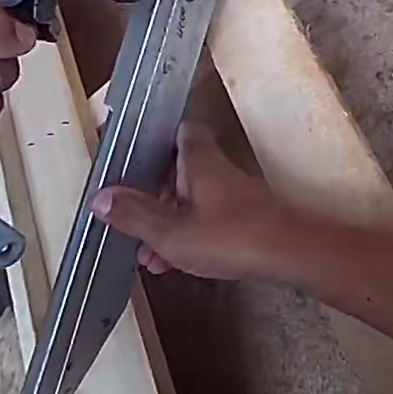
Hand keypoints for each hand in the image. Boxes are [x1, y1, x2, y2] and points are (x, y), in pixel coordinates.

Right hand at [93, 124, 301, 279]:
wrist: (290, 252)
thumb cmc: (233, 236)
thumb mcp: (171, 232)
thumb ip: (135, 215)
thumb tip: (101, 197)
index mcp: (199, 162)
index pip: (180, 132)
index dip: (156, 139)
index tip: (133, 155)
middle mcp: (218, 170)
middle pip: (179, 171)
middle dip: (153, 196)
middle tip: (133, 222)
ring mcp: (234, 193)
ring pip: (192, 199)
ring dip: (168, 222)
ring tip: (150, 255)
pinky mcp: (246, 216)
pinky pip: (208, 218)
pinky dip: (189, 234)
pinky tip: (176, 261)